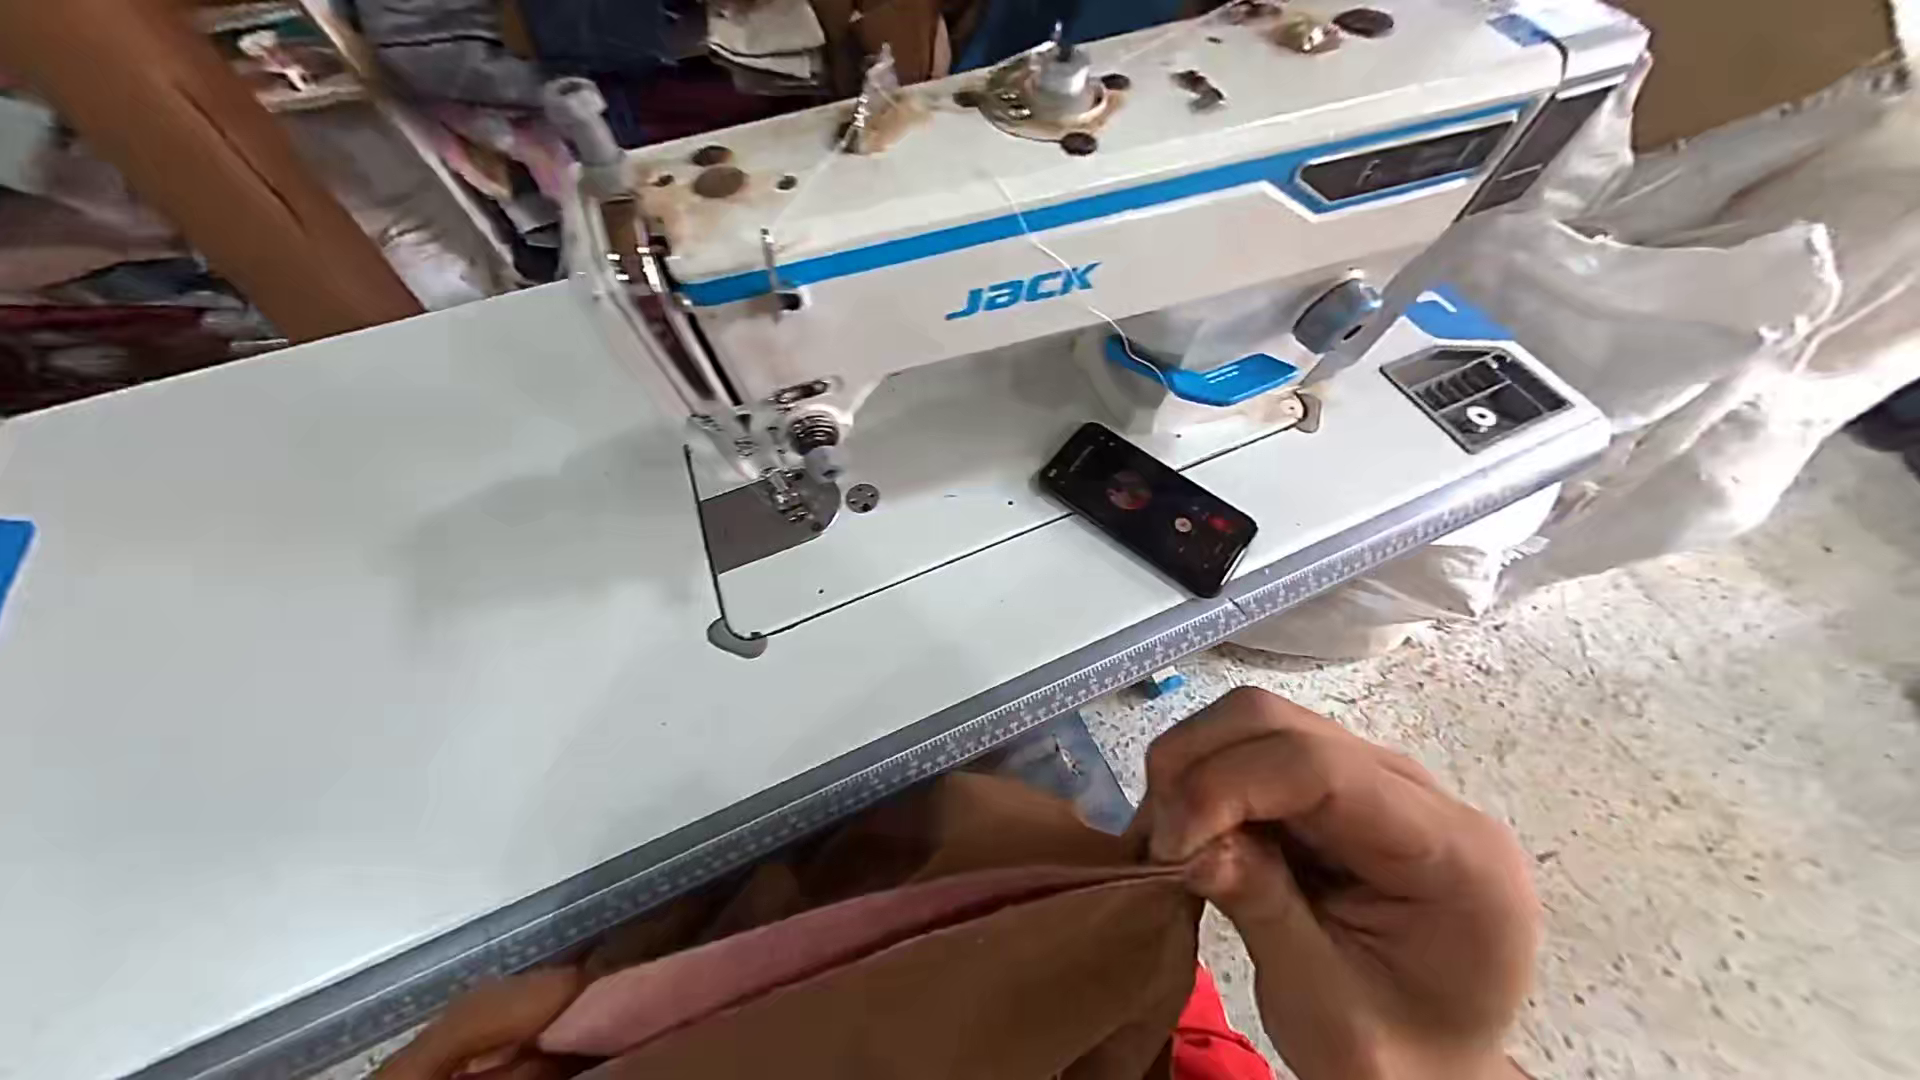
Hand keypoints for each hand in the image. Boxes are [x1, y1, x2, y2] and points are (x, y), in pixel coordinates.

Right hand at [1136, 687, 1538, 1079]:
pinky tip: (1190, 826)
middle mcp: (1413, 787)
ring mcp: (1367, 771)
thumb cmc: (1395, 1054)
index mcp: (1452, 851)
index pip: (1319, 769)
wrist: (1428, 1063)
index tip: (1169, 848)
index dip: (1226, 788)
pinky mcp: (1328, 774)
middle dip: (1195, 767)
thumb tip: (1187, 842)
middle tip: (1158, 840)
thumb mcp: (1331, 1015)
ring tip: (1169, 835)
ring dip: (1190, 766)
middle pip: (1275, 722)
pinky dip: (1200, 774)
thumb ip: (1266, 915)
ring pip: (1251, 719)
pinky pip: (1247, 743)